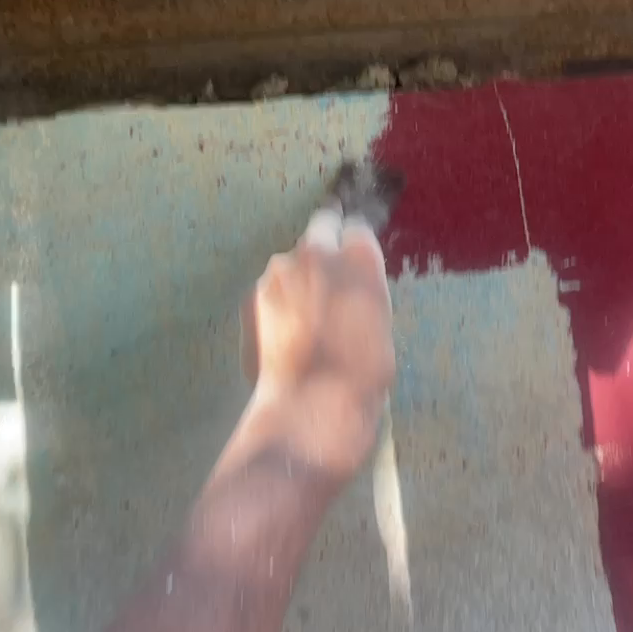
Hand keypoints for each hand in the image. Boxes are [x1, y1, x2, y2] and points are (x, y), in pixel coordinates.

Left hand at [237, 209, 395, 485]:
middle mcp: (317, 251)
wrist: (311, 404)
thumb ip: (362, 292)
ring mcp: (279, 270)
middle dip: (324, 244)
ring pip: (291, 262)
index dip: (354, 244)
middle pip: (321, 228)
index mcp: (359, 256)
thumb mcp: (380, 324)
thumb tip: (350, 290)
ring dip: (297, 278)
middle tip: (329, 276)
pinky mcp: (252, 294)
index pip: (356, 227)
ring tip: (305, 319)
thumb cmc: (362, 372)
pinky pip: (271, 289)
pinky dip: (277, 303)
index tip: (353, 259)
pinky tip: (285, 335)